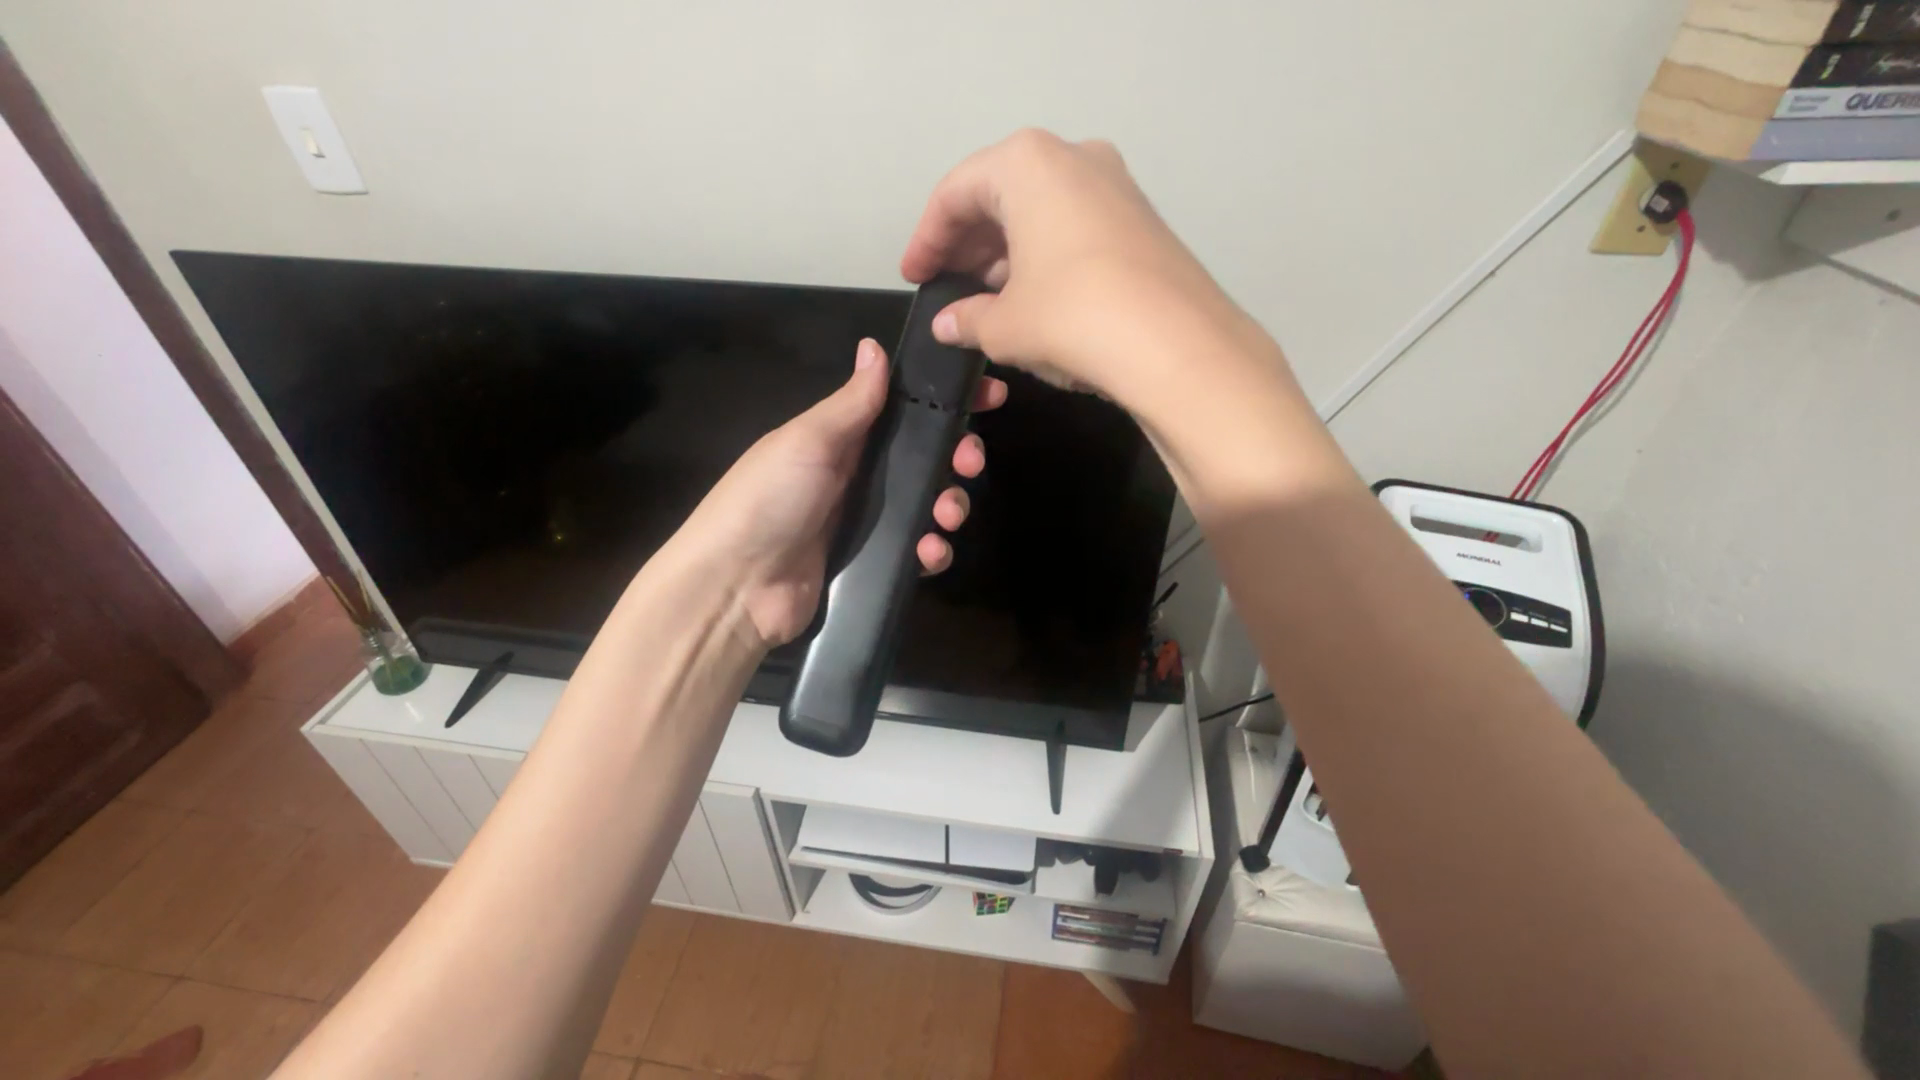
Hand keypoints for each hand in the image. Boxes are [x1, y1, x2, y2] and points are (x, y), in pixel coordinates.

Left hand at [682, 337, 1005, 647]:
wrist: (736, 585)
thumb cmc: (768, 499)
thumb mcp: (808, 441)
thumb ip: (851, 402)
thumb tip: (875, 346)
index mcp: (842, 438)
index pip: (904, 409)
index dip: (945, 401)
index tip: (988, 395)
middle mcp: (859, 475)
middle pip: (926, 458)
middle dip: (958, 456)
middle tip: (970, 462)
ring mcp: (866, 521)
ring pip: (929, 505)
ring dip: (950, 505)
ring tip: (947, 515)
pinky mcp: (871, 563)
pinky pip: (916, 551)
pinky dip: (932, 551)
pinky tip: (928, 553)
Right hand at [899, 129, 1253, 406]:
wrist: (1178, 348)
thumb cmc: (1072, 318)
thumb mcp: (1004, 325)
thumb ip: (967, 318)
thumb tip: (949, 324)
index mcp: (1028, 163)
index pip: (956, 193)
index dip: (926, 239)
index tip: (914, 277)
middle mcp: (1074, 157)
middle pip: (1000, 195)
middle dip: (967, 244)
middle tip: (946, 288)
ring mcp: (1116, 186)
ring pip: (1040, 212)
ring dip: (1005, 253)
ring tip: (984, 301)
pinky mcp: (1142, 221)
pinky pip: (1074, 228)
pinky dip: (1043, 257)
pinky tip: (1032, 299)